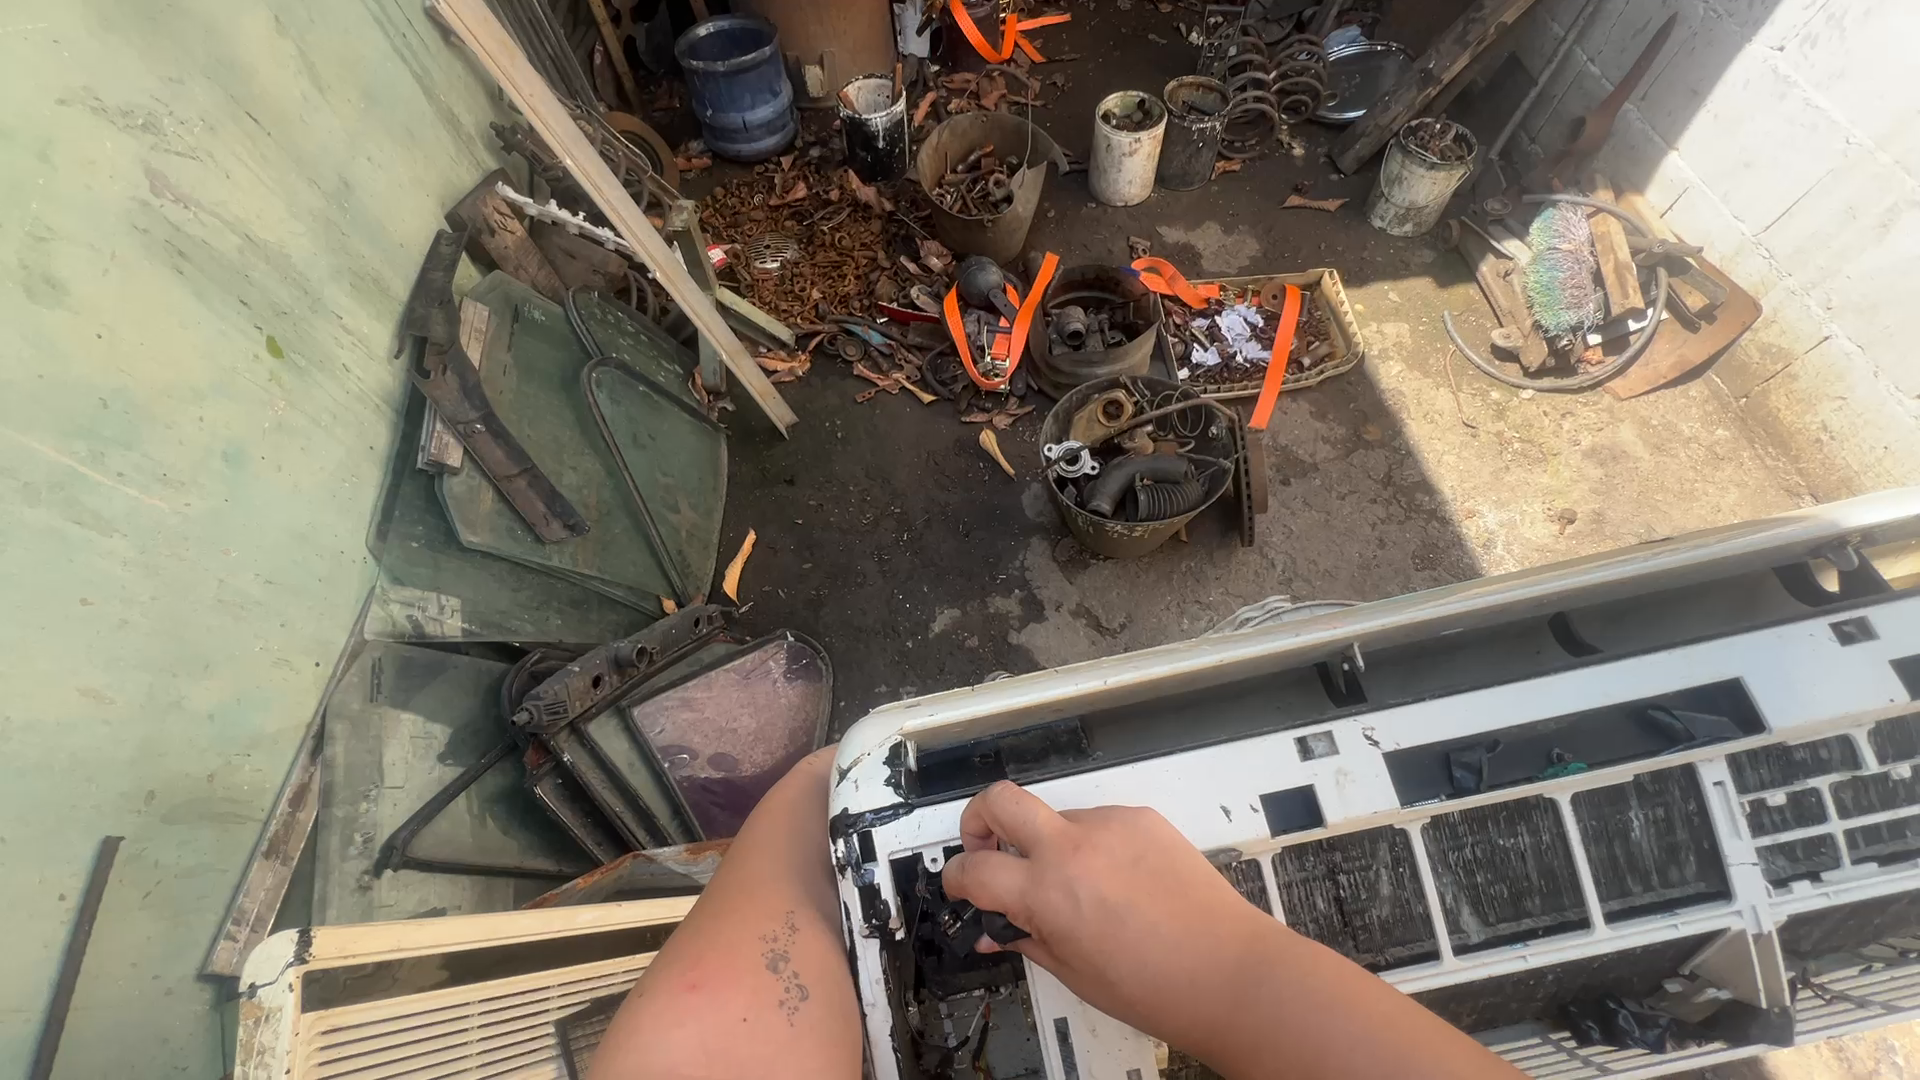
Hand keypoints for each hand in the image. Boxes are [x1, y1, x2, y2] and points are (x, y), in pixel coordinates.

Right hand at [939, 781, 1280, 1053]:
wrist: (1229, 970)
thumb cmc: (1158, 985)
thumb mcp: (1074, 973)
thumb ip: (1027, 939)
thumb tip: (995, 931)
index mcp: (1048, 892)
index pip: (974, 868)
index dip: (957, 877)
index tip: (961, 882)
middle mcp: (1072, 847)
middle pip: (999, 798)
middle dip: (978, 816)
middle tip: (987, 844)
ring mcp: (1108, 825)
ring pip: (1056, 816)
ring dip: (1051, 842)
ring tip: (1082, 886)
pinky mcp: (1139, 816)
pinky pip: (1099, 821)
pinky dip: (1095, 845)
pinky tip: (1118, 881)